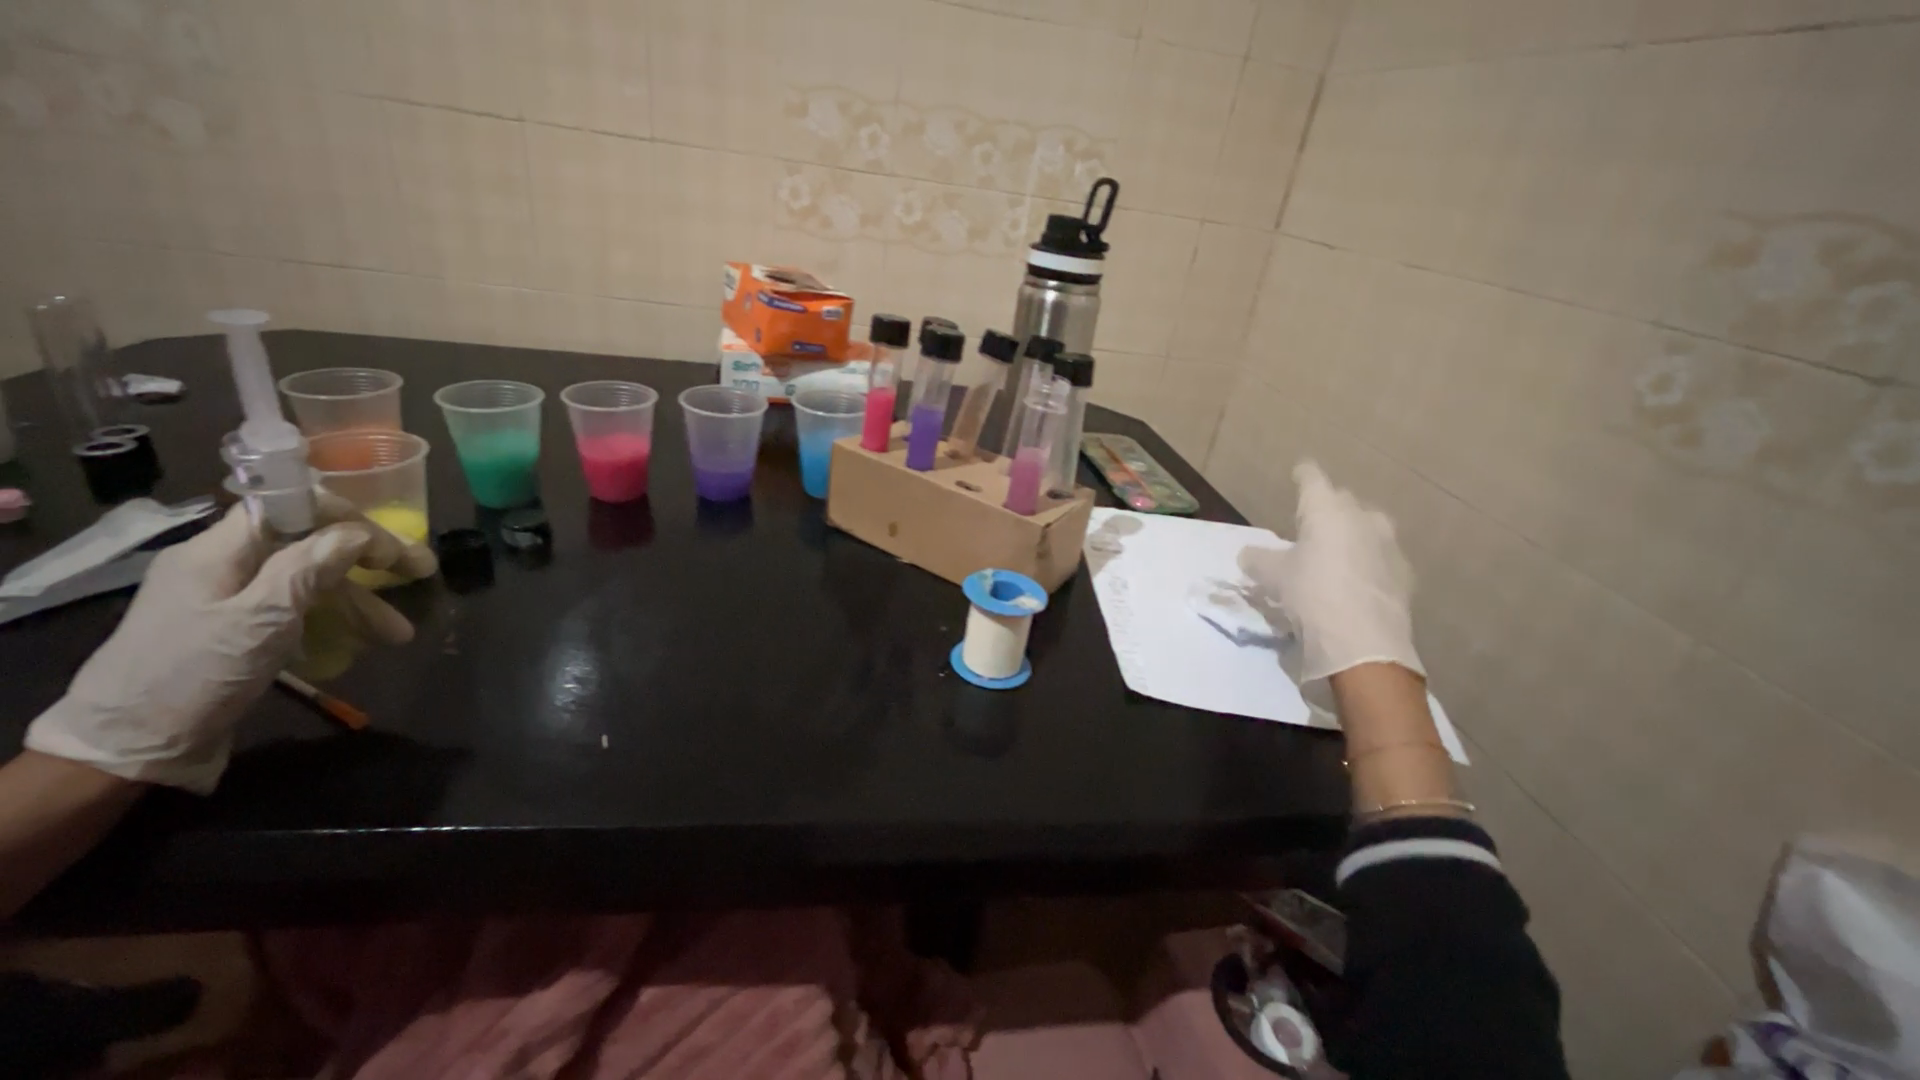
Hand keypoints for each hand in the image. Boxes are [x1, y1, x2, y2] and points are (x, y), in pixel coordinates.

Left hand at [25, 497, 435, 793]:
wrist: (127, 749)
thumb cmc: (193, 676)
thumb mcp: (259, 621)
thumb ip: (307, 568)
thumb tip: (356, 532)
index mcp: (216, 551)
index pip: (290, 505)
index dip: (346, 515)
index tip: (390, 544)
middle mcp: (220, 566)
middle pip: (306, 545)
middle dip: (366, 560)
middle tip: (421, 575)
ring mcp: (224, 601)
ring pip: (304, 583)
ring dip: (356, 602)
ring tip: (399, 633)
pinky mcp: (230, 633)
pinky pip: (291, 611)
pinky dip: (329, 620)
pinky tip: (360, 640)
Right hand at [1245, 460, 1422, 683]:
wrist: (1363, 642)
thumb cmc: (1310, 596)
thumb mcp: (1272, 578)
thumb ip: (1258, 560)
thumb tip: (1249, 555)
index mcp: (1327, 510)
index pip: (1312, 479)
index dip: (1303, 475)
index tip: (1299, 473)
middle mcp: (1362, 518)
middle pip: (1343, 501)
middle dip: (1328, 508)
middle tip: (1311, 524)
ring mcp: (1388, 545)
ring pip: (1367, 528)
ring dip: (1352, 535)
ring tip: (1336, 553)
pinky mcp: (1404, 575)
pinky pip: (1381, 559)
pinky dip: (1368, 564)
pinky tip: (1357, 583)